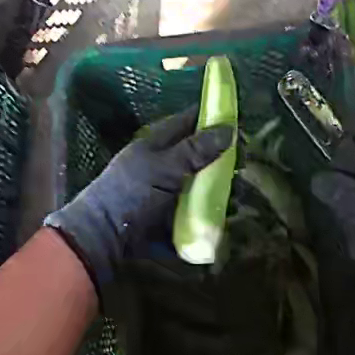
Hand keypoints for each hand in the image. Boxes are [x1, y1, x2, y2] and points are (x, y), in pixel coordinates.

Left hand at [45, 109, 235, 290]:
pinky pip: (199, 209)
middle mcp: (165, 164)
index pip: (188, 122)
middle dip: (222, 157)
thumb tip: (229, 129)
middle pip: (200, 154)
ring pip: (203, 183)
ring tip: (243, 189)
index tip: (239, 119)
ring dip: (220, 187)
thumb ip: (196, 150)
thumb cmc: (130, 193)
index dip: (211, 117)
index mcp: (158, 144)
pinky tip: (231, 212)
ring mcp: (170, 191)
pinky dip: (213, 211)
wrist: (107, 237)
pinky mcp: (174, 216)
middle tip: (247, 161)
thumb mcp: (165, 167)